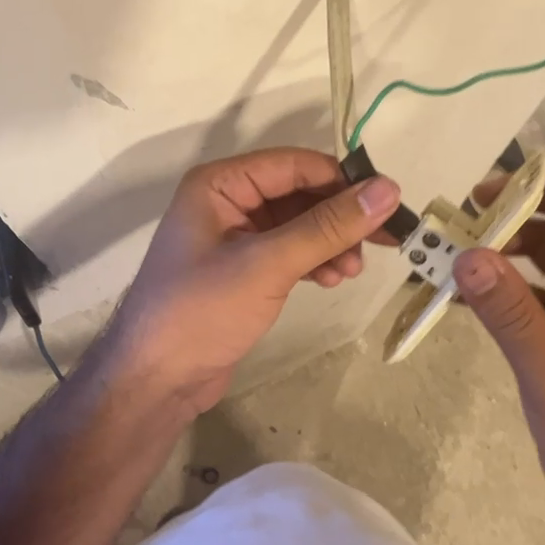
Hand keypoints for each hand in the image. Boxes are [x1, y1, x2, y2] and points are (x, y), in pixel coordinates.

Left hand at [100, 148, 399, 414]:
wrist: (156, 379)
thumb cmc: (202, 310)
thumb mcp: (267, 264)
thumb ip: (328, 226)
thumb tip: (388, 189)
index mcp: (220, 184)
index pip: (294, 165)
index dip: (342, 181)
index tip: (388, 205)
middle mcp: (227, 201)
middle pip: (300, 193)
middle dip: (338, 218)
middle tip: (382, 245)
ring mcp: (234, 237)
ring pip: (299, 224)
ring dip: (329, 242)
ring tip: (349, 272)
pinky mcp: (243, 269)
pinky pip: (289, 250)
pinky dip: (313, 261)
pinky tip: (330, 279)